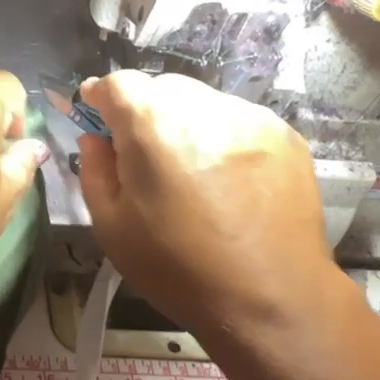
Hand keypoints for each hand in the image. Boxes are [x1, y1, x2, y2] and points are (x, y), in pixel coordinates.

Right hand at [78, 70, 334, 338]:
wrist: (270, 297)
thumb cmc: (177, 268)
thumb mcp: (111, 226)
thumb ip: (95, 170)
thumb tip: (96, 138)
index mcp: (153, 127)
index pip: (117, 83)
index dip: (100, 99)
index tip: (97, 122)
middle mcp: (203, 108)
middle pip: (162, 88)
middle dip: (144, 112)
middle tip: (144, 157)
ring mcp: (250, 118)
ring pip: (202, 102)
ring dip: (185, 124)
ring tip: (190, 173)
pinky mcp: (285, 135)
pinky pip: (237, 121)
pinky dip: (221, 138)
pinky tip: (225, 180)